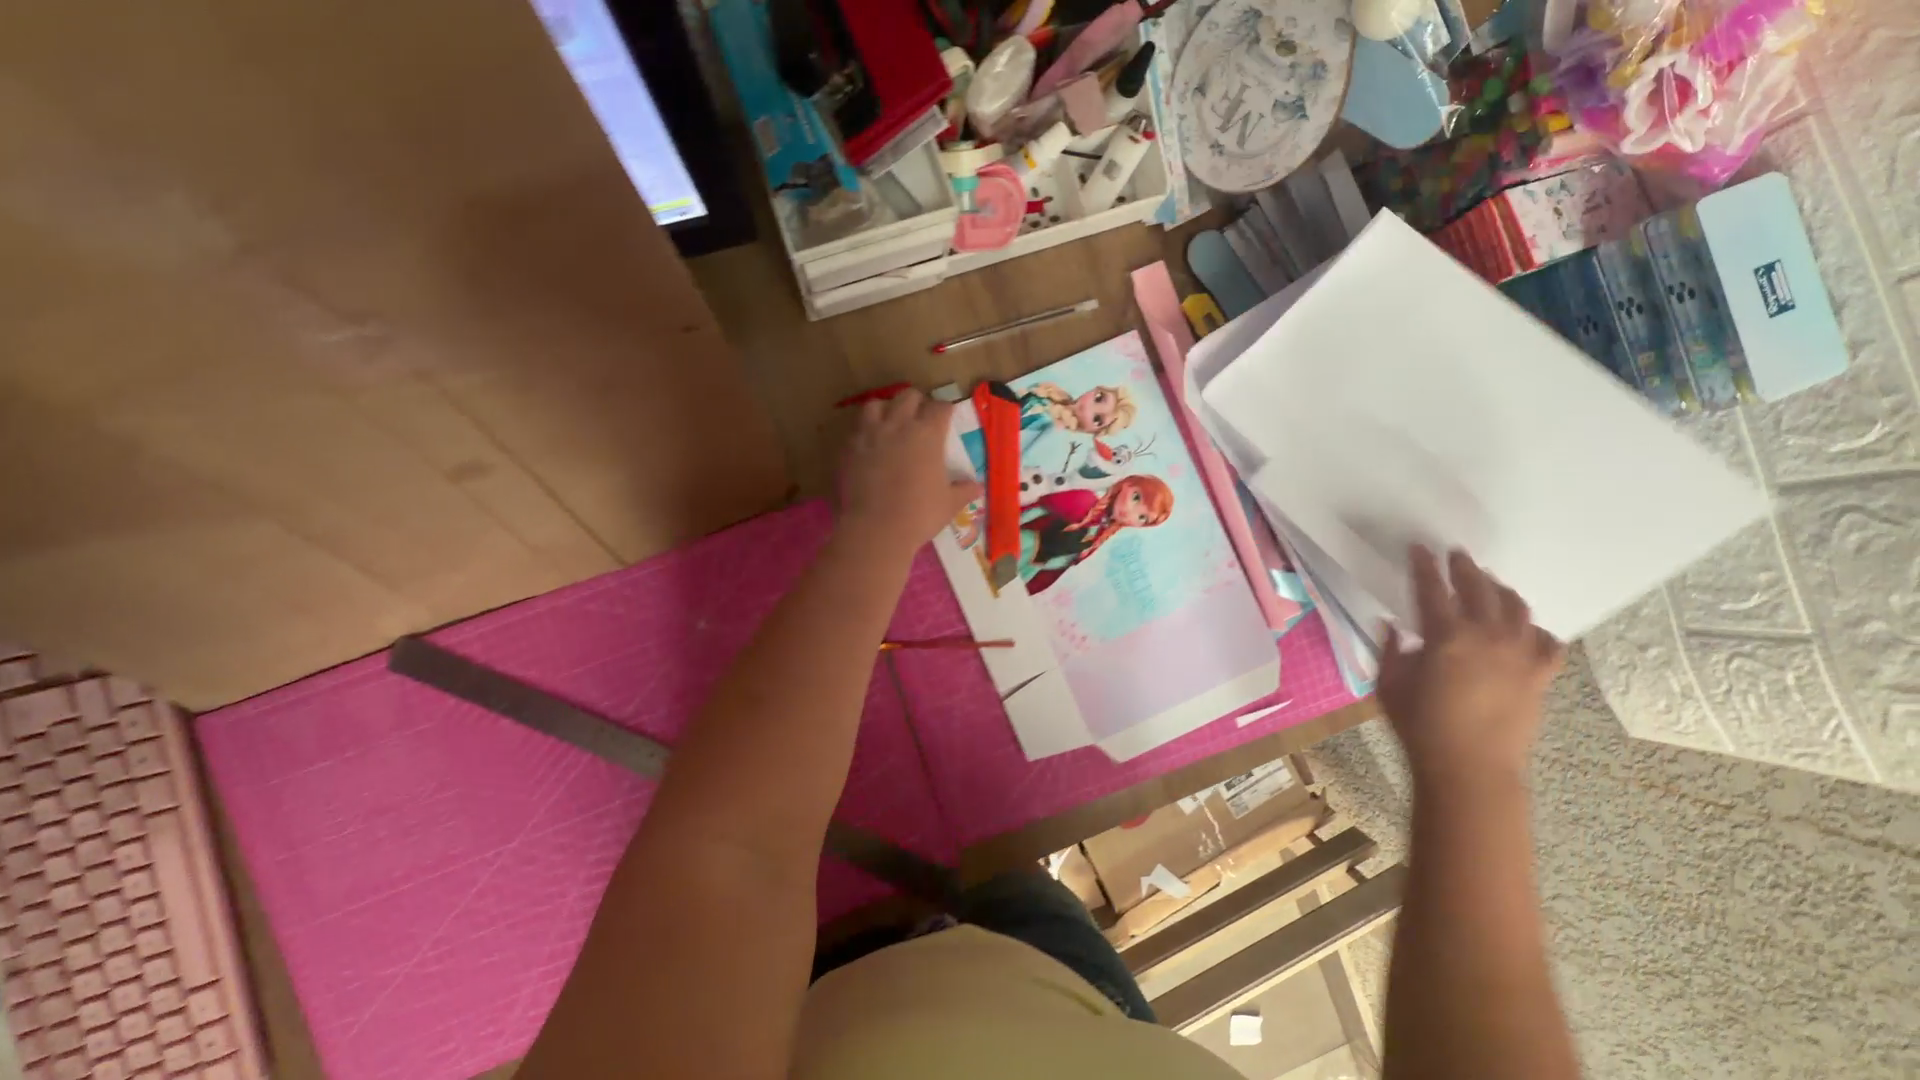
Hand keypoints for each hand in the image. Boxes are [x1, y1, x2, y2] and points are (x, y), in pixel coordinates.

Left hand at [838, 389, 982, 556]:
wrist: (875, 529)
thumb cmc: (919, 515)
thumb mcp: (949, 504)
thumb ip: (964, 490)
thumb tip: (977, 487)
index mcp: (928, 434)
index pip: (940, 407)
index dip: (945, 411)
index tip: (946, 419)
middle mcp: (899, 425)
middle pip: (908, 396)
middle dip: (917, 403)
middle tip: (920, 419)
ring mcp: (870, 434)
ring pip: (877, 404)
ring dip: (886, 409)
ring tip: (890, 424)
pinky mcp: (849, 447)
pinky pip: (857, 427)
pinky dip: (865, 430)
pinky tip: (870, 445)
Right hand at [1377, 546, 1564, 791]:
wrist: (1470, 769)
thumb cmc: (1420, 728)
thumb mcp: (1389, 686)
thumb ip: (1391, 651)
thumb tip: (1395, 628)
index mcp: (1446, 636)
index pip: (1433, 588)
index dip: (1424, 565)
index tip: (1420, 549)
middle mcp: (1487, 635)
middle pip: (1479, 587)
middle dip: (1465, 568)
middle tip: (1456, 557)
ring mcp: (1519, 654)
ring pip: (1516, 607)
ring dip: (1500, 590)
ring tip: (1490, 585)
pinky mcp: (1540, 675)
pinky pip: (1547, 642)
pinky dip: (1536, 631)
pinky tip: (1526, 631)